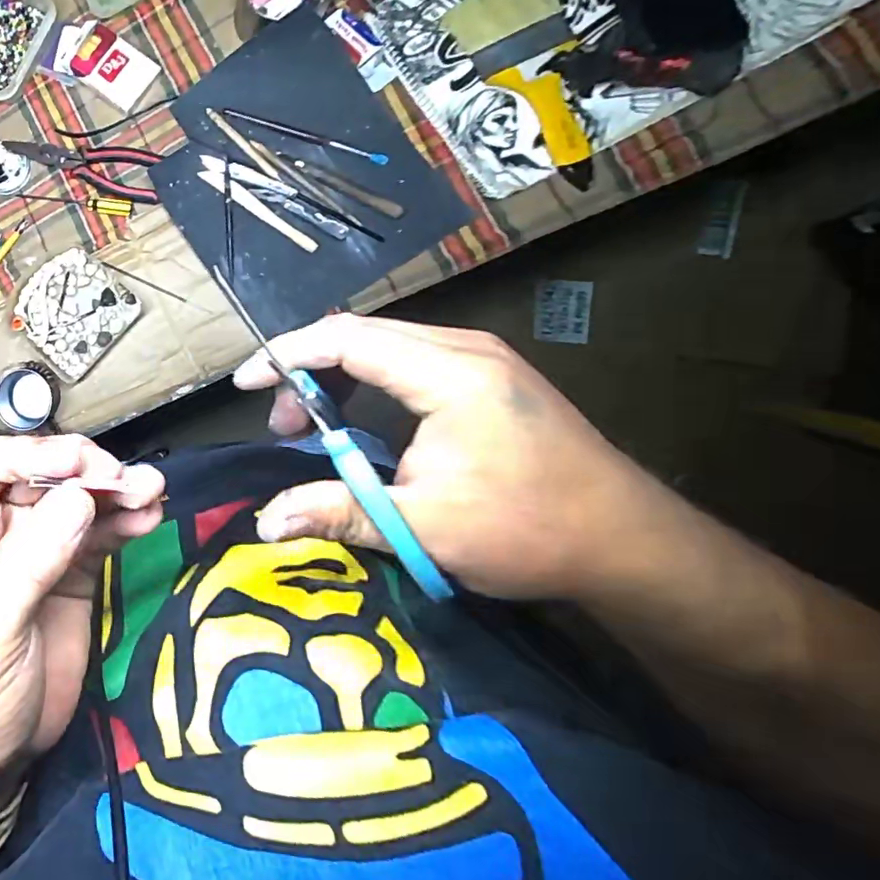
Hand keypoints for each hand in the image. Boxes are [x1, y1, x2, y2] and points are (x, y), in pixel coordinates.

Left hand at [0, 436, 163, 818]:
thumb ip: (31, 561)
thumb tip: (77, 499)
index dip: (34, 454)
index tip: (81, 465)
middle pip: (39, 477)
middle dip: (83, 471)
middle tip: (124, 479)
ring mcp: (33, 552)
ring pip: (73, 503)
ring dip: (112, 492)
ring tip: (149, 490)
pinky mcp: (67, 578)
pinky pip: (96, 538)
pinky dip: (122, 524)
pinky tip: (147, 516)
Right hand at [233, 314, 685, 600]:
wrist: (633, 547)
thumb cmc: (531, 533)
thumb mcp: (422, 528)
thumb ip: (337, 514)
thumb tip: (264, 522)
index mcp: (452, 377)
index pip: (347, 340)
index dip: (286, 355)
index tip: (245, 384)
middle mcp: (465, 351)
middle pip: (358, 332)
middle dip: (303, 368)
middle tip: (281, 422)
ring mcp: (479, 359)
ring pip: (379, 340)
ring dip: (331, 373)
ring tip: (308, 421)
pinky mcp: (484, 375)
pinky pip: (402, 355)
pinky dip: (360, 377)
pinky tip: (352, 414)